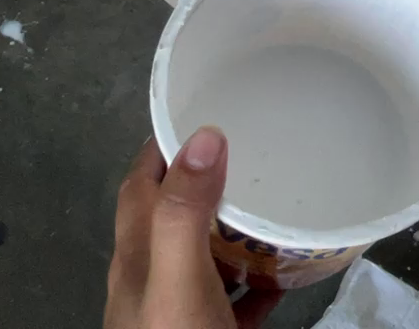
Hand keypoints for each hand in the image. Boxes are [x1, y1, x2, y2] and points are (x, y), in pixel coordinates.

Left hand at [106, 129, 280, 328]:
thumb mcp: (179, 280)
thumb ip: (185, 213)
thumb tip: (206, 135)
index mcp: (137, 255)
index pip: (143, 181)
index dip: (168, 143)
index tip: (211, 110)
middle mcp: (149, 277)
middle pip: (174, 212)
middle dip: (209, 176)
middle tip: (255, 148)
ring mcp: (175, 307)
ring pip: (203, 249)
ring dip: (232, 223)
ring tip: (273, 197)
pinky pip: (232, 290)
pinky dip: (254, 271)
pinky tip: (281, 265)